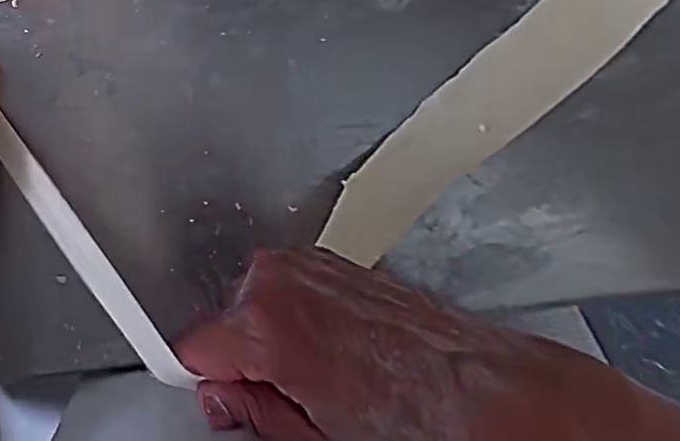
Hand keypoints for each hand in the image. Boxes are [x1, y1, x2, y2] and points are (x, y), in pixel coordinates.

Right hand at [177, 248, 679, 440]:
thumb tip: (224, 401)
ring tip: (324, 376)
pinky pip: (284, 286)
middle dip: (243, 361)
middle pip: (223, 322)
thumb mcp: (317, 440)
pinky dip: (295, 316)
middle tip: (291, 399)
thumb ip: (255, 415)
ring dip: (270, 337)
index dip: (203, 379)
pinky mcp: (322, 256)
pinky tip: (335, 350)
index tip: (216, 395)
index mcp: (264, 324)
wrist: (488, 391)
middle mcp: (275, 279)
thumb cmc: (418, 417)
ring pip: (252, 302)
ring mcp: (300, 262)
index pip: (191, 346)